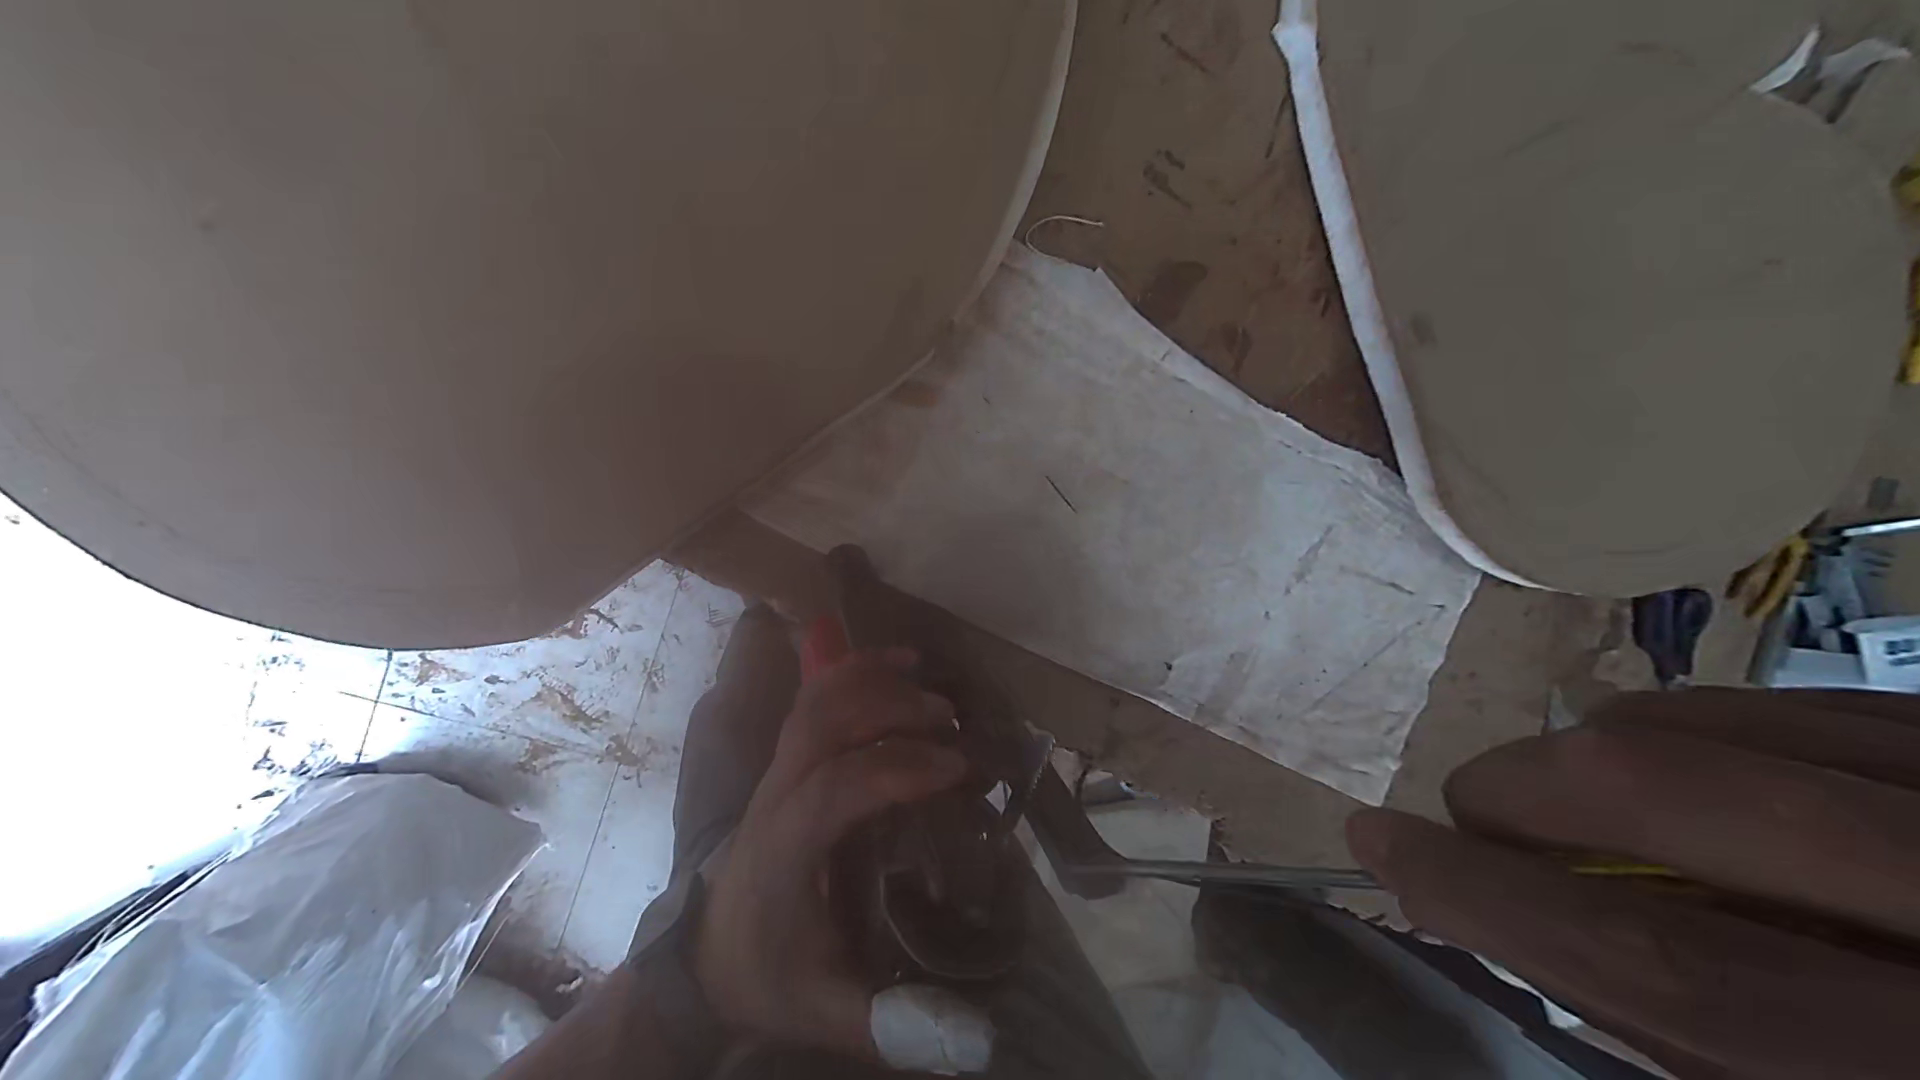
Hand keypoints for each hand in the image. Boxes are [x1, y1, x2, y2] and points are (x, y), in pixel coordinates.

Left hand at [694, 647, 964, 1055]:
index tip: (957, 767)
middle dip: (891, 711)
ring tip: (930, 687)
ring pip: (817, 701)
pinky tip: (896, 663)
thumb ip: (895, 1027)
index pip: (833, 789)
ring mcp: (777, 771)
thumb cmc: (765, 973)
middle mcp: (777, 795)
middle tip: (950, 722)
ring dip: (875, 682)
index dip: (897, 769)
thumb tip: (978, 1041)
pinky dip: (854, 671)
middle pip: (823, 725)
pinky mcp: (787, 761)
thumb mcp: (827, 1010)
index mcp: (784, 849)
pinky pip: (815, 699)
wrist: (704, 955)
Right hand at [1349, 688, 1919, 1079]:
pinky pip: (1742, 697)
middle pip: (1651, 786)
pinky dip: (1663, 732)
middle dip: (1515, 792)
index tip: (1378, 840)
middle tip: (1480, 823)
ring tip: (1592, 813)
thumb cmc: (1875, 1064)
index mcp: (1906, 1048)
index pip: (1655, 954)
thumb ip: (1629, 1006)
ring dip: (1583, 758)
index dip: (1485, 893)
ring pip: (1682, 720)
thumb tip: (1456, 899)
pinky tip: (1675, 782)